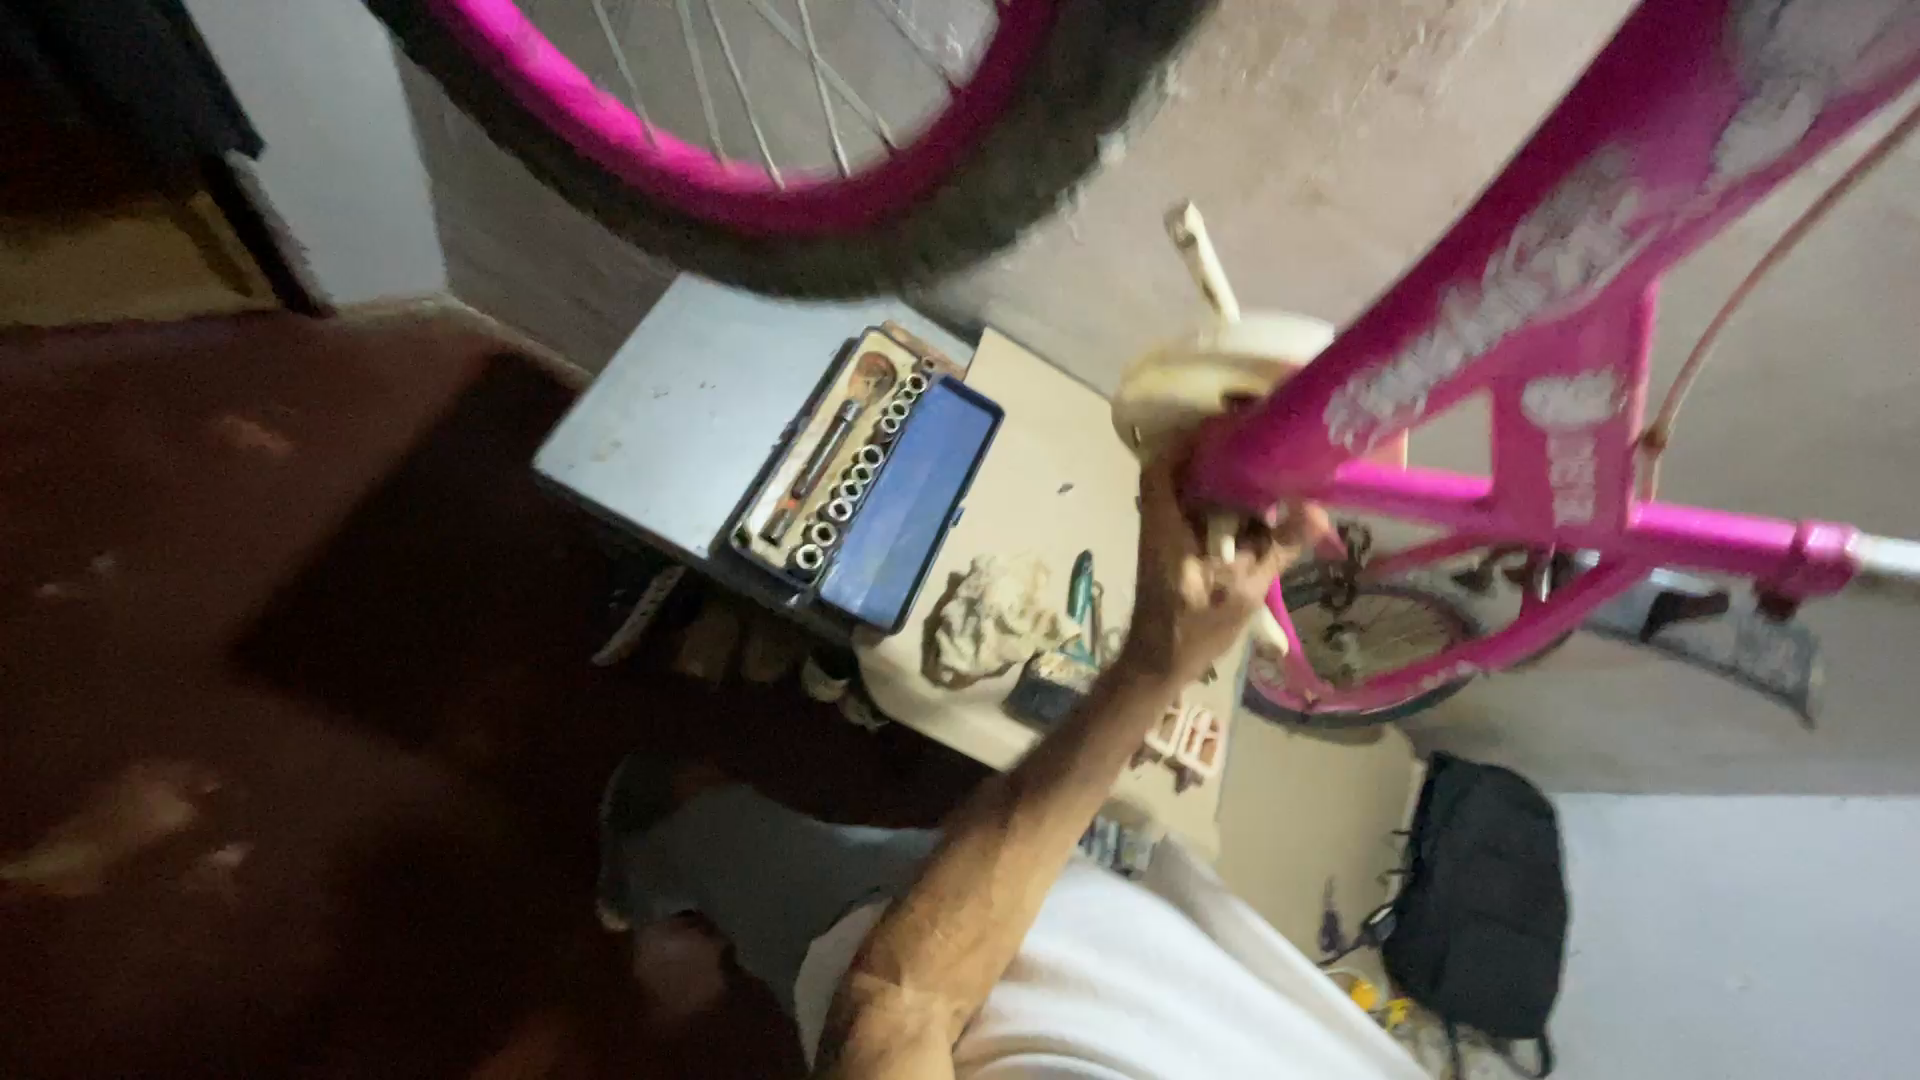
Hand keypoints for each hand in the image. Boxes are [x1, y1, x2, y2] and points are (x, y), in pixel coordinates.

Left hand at [1119, 437, 1328, 686]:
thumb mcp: (1242, 591)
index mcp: (1163, 525)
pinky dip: (1223, 511)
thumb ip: (1278, 548)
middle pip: (1178, 473)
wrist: (1158, 664)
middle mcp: (1158, 523)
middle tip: (1258, 444)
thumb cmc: (1191, 630)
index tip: (1224, 425)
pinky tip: (1258, 517)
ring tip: (1266, 472)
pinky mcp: (1174, 551)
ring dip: (1222, 485)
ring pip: (1190, 495)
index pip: (1160, 466)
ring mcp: (1164, 537)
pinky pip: (1197, 516)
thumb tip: (1315, 508)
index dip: (1186, 440)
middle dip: (1215, 456)